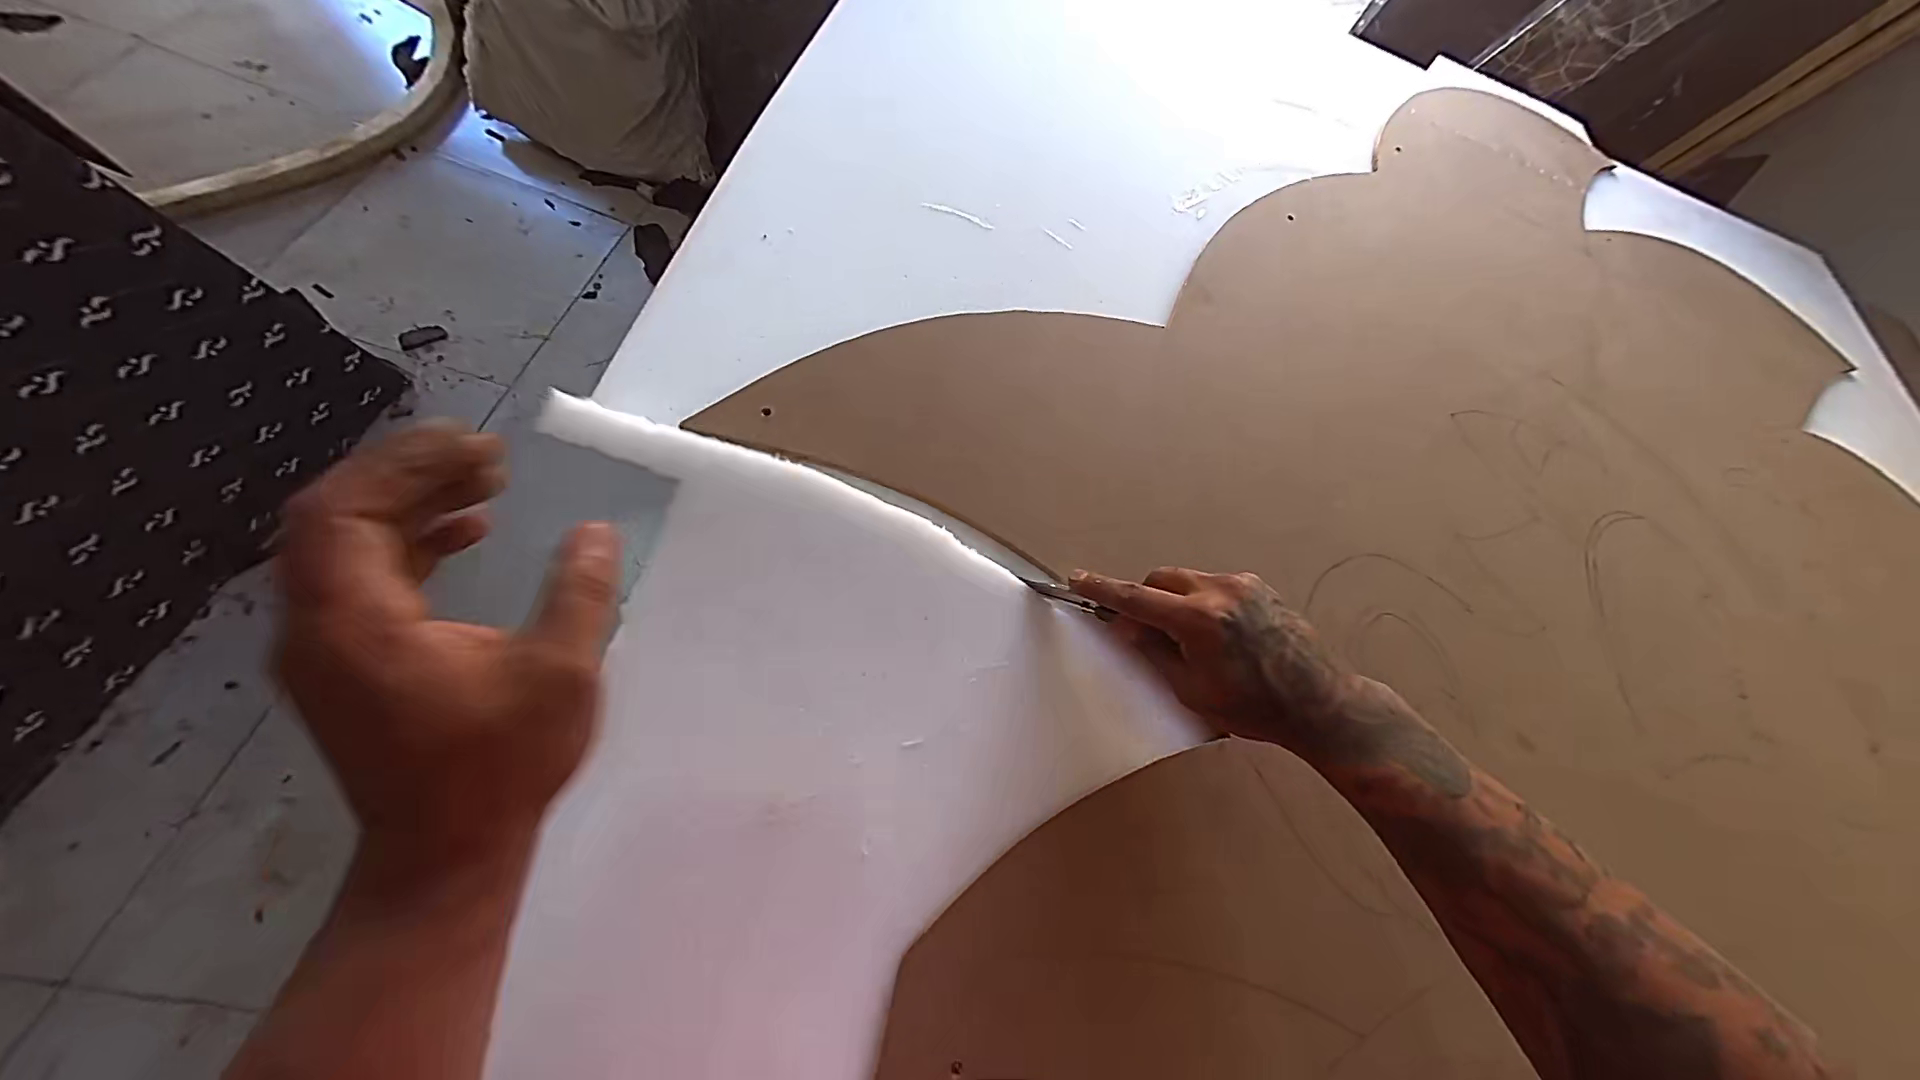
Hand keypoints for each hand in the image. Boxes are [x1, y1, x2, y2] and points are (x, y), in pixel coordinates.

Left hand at [275, 422, 619, 863]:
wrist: (448, 848)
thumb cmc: (503, 761)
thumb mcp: (561, 672)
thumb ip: (579, 593)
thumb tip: (595, 532)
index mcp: (355, 623)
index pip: (340, 510)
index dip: (403, 464)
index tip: (477, 444)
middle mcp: (320, 626)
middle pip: (337, 516)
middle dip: (411, 472)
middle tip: (489, 453)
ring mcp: (329, 644)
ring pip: (351, 543)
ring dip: (414, 502)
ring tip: (487, 480)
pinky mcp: (352, 659)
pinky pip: (369, 575)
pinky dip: (414, 542)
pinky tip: (470, 532)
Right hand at [1070, 568, 1366, 752]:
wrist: (1321, 704)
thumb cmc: (1257, 707)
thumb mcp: (1191, 689)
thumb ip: (1153, 651)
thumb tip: (1128, 628)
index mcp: (1199, 620)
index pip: (1136, 598)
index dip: (1102, 590)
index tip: (1078, 579)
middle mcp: (1221, 592)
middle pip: (1160, 579)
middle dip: (1144, 599)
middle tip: (1140, 632)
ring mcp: (1243, 586)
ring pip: (1186, 580)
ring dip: (1172, 601)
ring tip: (1183, 639)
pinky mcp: (1259, 587)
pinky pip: (1211, 585)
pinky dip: (1198, 601)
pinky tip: (1211, 633)